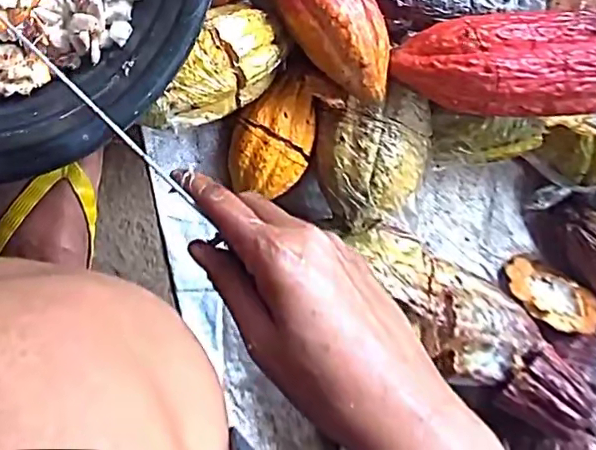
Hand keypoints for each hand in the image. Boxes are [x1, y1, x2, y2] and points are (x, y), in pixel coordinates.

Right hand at [176, 171, 500, 449]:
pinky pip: (307, 237)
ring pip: (279, 219)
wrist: (410, 417)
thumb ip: (225, 281)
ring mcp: (337, 248)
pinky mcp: (356, 261)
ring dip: (259, 233)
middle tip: (215, 246)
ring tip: (258, 282)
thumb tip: (203, 250)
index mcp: (278, 255)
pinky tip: (291, 290)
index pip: (224, 204)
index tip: (185, 179)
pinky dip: (287, 246)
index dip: (198, 188)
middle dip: (228, 215)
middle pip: (251, 204)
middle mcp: (309, 239)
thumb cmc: (336, 388)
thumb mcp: (260, 338)